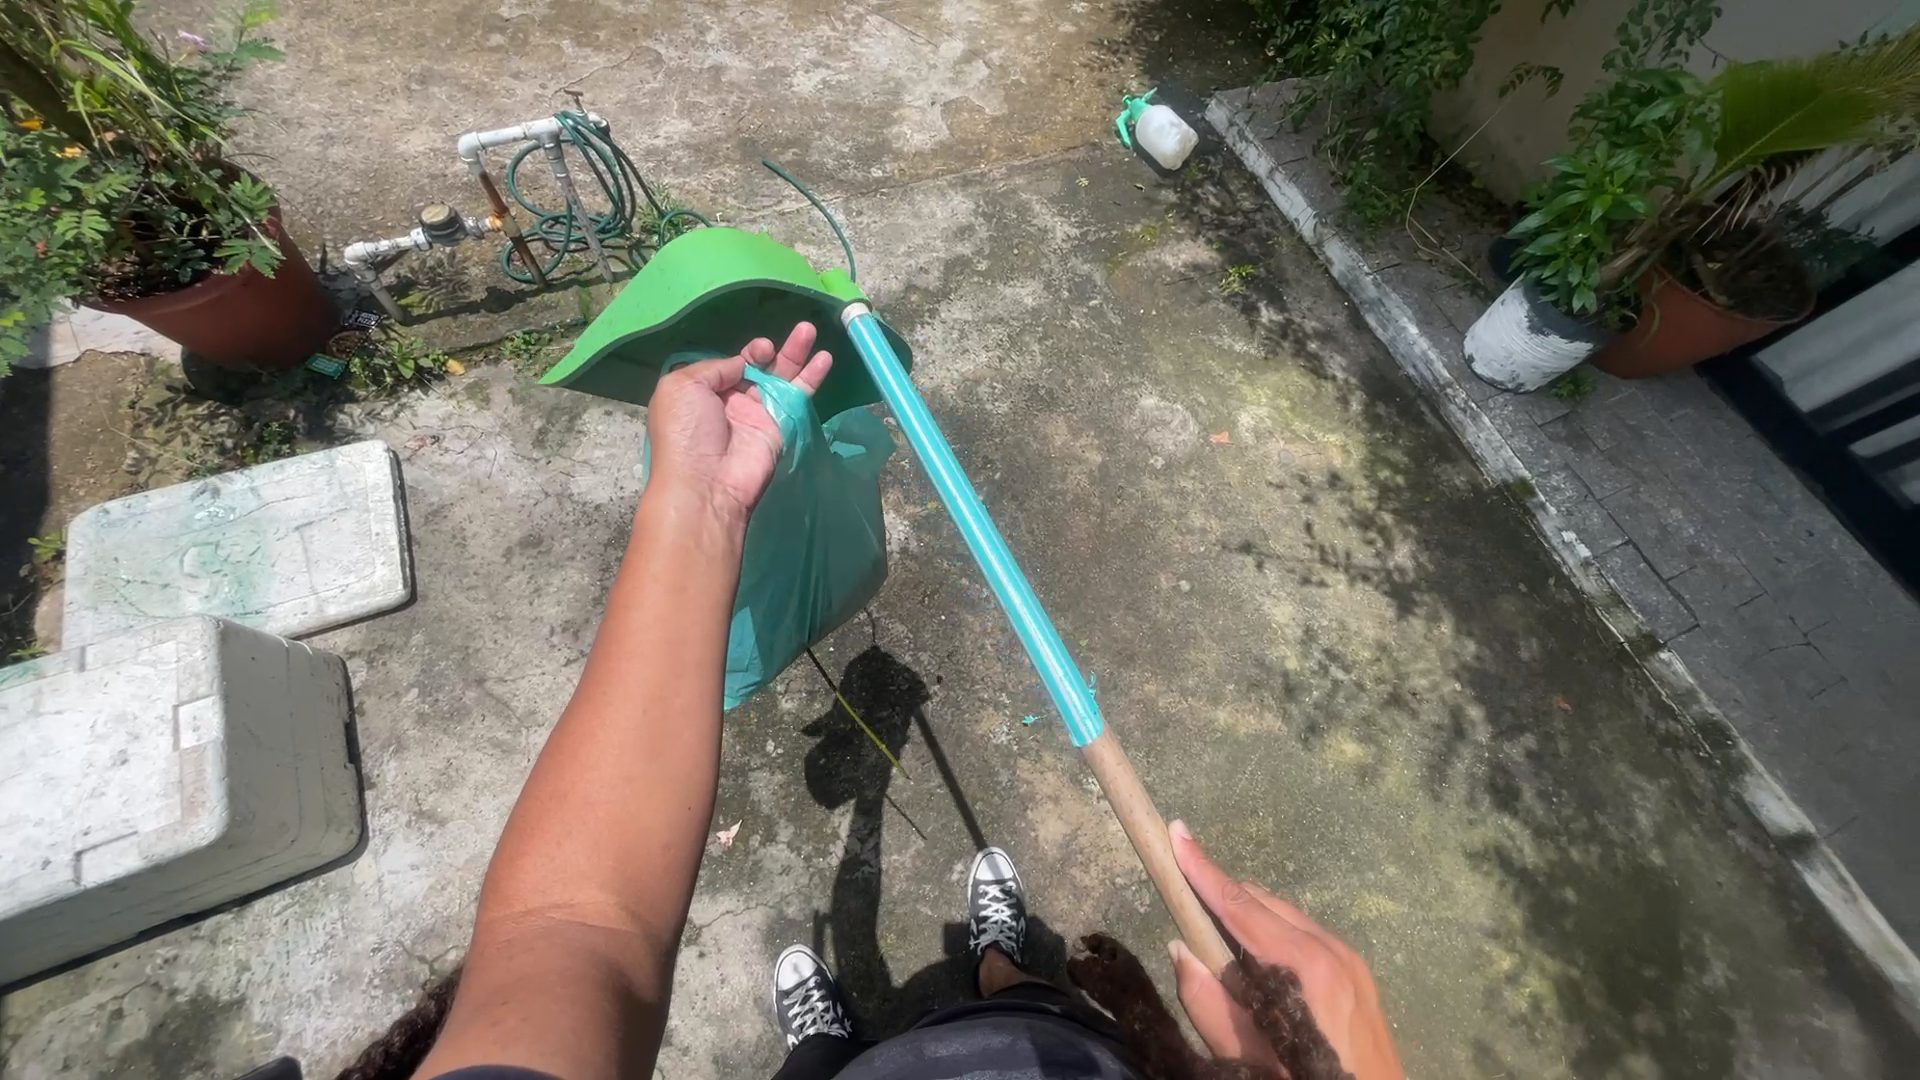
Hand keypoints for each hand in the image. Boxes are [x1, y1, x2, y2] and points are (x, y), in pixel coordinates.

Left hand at [644, 322, 831, 523]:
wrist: (707, 481)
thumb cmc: (685, 431)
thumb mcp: (681, 386)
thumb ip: (714, 366)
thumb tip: (741, 364)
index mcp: (703, 391)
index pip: (730, 364)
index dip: (747, 353)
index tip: (761, 349)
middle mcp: (733, 400)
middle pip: (760, 367)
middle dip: (776, 349)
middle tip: (798, 330)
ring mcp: (759, 414)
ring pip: (783, 377)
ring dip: (797, 354)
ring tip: (810, 331)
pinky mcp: (781, 427)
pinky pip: (798, 398)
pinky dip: (811, 378)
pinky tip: (824, 359)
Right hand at [1167, 820, 1404, 1079]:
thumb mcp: (1247, 1061)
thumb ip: (1207, 1004)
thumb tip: (1180, 948)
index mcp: (1304, 968)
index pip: (1239, 905)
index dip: (1202, 868)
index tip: (1176, 830)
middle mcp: (1332, 950)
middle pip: (1260, 902)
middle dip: (1220, 896)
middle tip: (1186, 909)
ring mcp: (1351, 960)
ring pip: (1282, 914)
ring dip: (1246, 917)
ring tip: (1220, 946)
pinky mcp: (1359, 974)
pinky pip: (1303, 933)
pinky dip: (1273, 934)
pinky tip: (1259, 966)